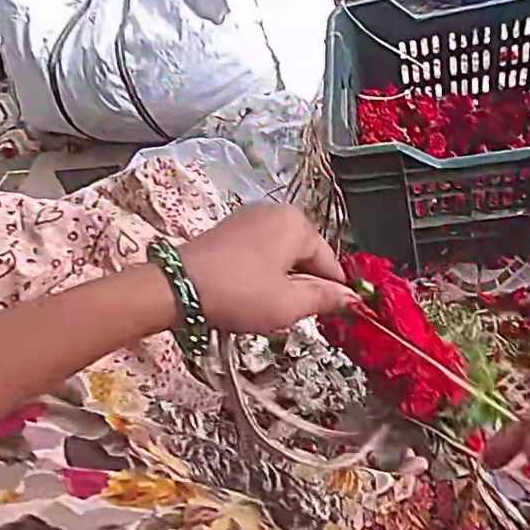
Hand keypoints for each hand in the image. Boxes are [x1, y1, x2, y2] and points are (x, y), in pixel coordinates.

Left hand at [177, 204, 360, 333]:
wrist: (176, 287)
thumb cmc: (239, 293)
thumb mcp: (290, 304)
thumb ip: (327, 299)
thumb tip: (352, 299)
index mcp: (298, 224)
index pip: (331, 263)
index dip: (334, 292)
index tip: (334, 317)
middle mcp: (277, 212)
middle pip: (308, 256)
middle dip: (307, 285)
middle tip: (295, 314)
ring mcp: (251, 217)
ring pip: (285, 255)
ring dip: (286, 280)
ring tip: (271, 305)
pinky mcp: (231, 229)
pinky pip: (263, 251)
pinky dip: (266, 272)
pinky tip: (253, 293)